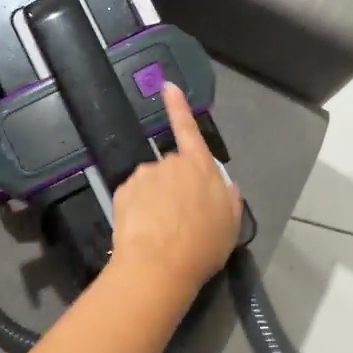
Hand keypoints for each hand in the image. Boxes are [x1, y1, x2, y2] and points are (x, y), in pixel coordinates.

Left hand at [110, 83, 242, 296]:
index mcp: (200, 168)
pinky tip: (144, 232)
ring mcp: (144, 177)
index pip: (188, 129)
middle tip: (182, 220)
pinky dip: (138, 211)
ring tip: (162, 231)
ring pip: (151, 184)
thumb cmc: (202, 246)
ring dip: (156, 200)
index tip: (167, 86)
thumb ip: (229, 199)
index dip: (179, 107)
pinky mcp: (123, 192)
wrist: (158, 266)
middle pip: (173, 169)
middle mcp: (170, 165)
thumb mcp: (230, 225)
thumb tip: (226, 186)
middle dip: (175, 187)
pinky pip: (133, 198)